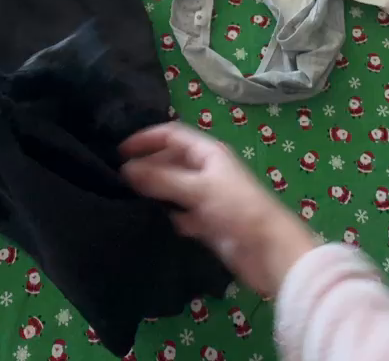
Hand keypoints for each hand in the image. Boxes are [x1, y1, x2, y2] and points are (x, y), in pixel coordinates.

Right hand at [121, 123, 319, 295]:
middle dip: (147, 165)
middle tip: (117, 176)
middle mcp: (205, 170)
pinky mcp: (207, 222)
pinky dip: (167, 214)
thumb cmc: (238, 209)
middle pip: (170, 160)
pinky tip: (149, 219)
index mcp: (207, 152)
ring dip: (154, 190)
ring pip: (173, 187)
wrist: (271, 253)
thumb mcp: (198, 189)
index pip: (171, 134)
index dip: (146, 138)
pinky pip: (180, 213)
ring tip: (125, 195)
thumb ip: (161, 179)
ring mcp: (206, 196)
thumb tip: (125, 168)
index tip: (120, 150)